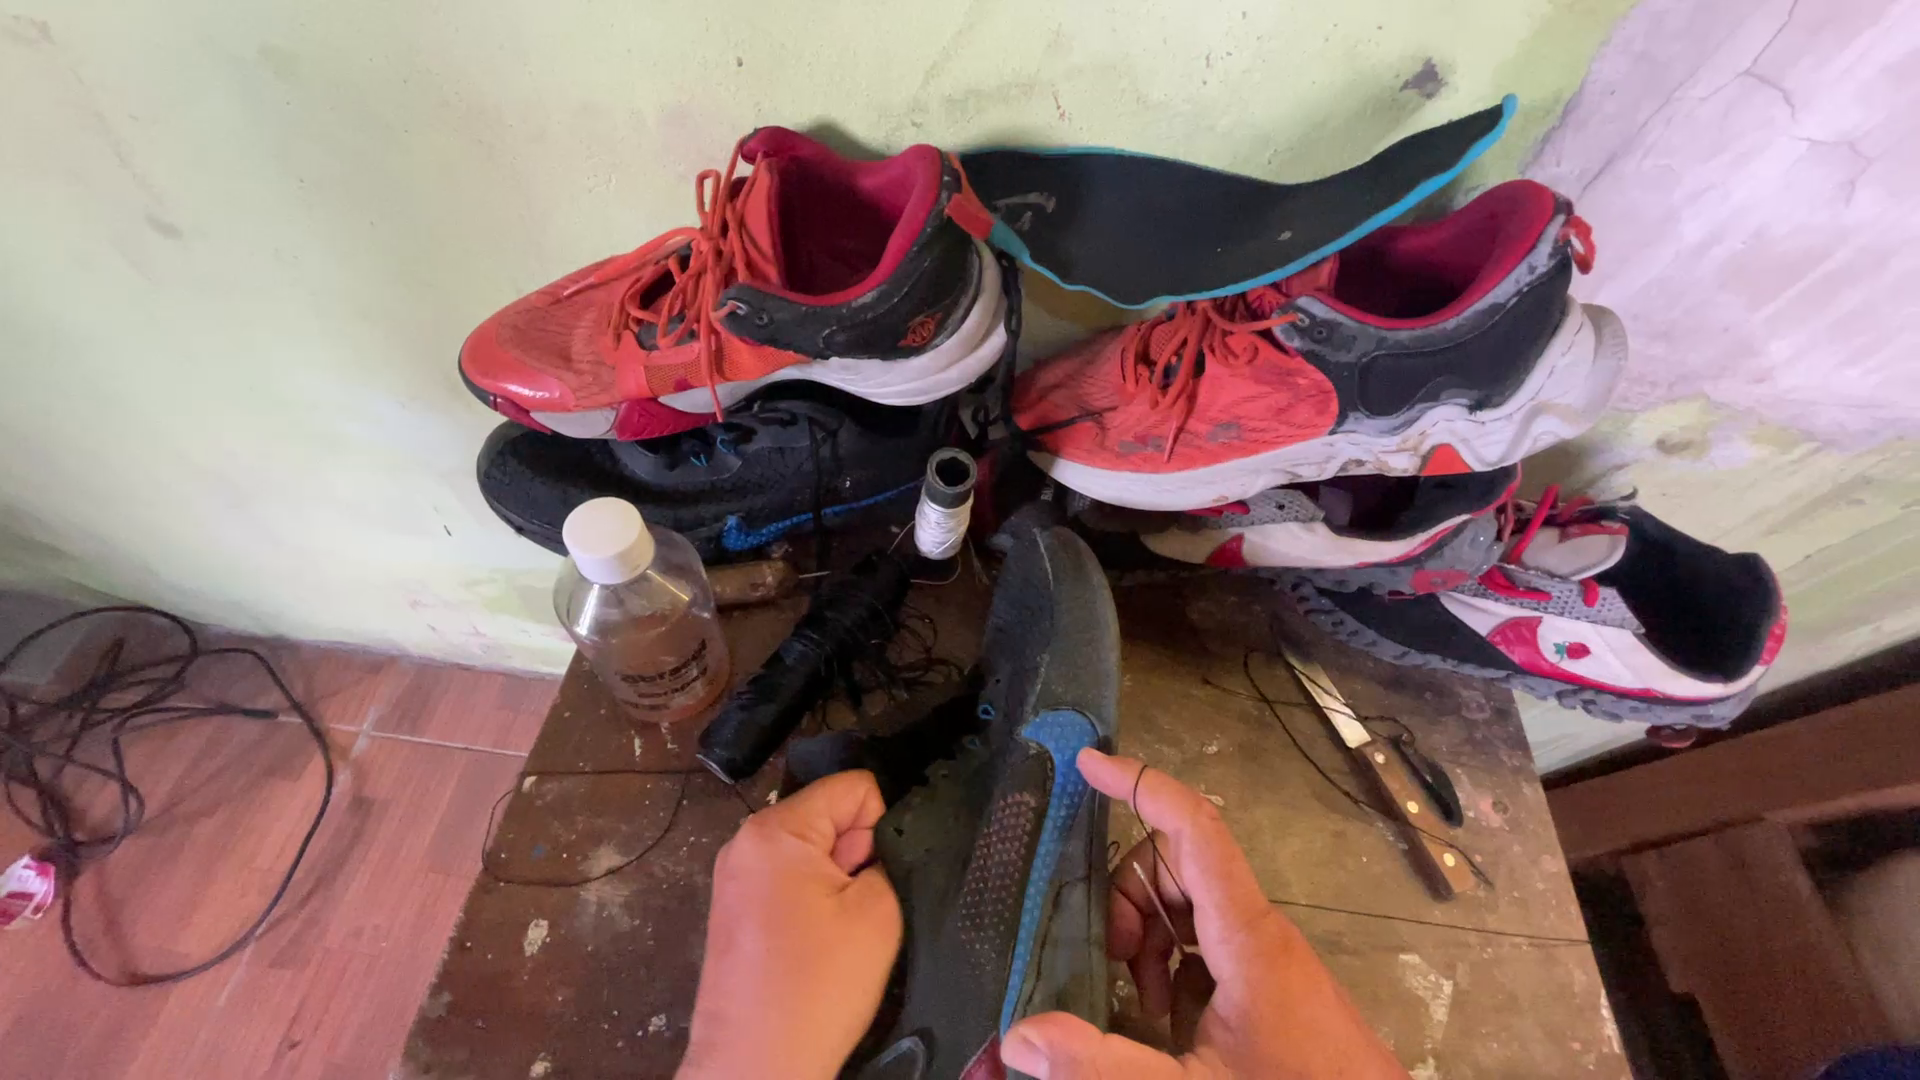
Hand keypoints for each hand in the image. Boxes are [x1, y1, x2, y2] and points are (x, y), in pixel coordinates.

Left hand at [679, 770, 901, 1079]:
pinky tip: (819, 940)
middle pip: (828, 815)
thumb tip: (883, 840)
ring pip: (812, 848)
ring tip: (840, 930)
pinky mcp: (735, 907)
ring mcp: (735, 874)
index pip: (853, 787)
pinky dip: (814, 896)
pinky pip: (789, 876)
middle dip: (857, 851)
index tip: (881, 871)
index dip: (881, 822)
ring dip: (838, 877)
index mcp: (776, 829)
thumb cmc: (818, 986)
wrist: (754, 1071)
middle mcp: (746, 839)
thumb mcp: (877, 910)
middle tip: (861, 907)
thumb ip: (889, 855)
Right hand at [1002, 749, 1408, 1079]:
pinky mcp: (1264, 976)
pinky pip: (1203, 938)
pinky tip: (1167, 1018)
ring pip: (1185, 900)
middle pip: (1175, 862)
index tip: (1088, 762)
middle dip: (1130, 896)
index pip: (1192, 825)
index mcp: (1245, 933)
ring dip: (1148, 937)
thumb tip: (1020, 1036)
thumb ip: (1104, 1063)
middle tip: (1114, 958)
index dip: (1139, 782)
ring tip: (1142, 1003)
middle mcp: (1254, 926)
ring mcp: (1261, 950)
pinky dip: (1171, 962)